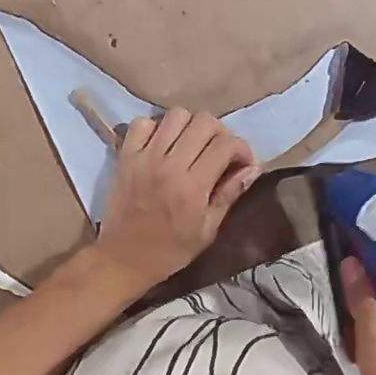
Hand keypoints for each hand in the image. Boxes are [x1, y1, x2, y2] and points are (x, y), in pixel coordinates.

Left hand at [94, 109, 258, 290]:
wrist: (123, 259)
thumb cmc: (169, 252)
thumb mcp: (206, 232)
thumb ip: (228, 196)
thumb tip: (251, 169)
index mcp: (192, 187)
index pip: (226, 145)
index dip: (241, 150)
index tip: (241, 164)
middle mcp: (169, 165)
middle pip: (204, 121)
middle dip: (219, 134)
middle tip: (217, 154)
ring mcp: (144, 158)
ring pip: (175, 115)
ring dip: (189, 127)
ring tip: (190, 146)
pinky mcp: (125, 158)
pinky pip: (142, 124)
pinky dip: (156, 128)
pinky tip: (161, 146)